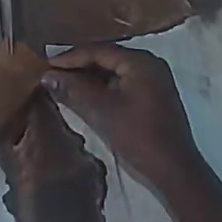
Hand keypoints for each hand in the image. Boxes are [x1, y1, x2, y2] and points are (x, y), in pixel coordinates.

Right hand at [43, 44, 200, 187]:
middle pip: (108, 58)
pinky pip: (124, 83)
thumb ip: (74, 90)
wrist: (175, 170)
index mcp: (140, 61)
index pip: (99, 51)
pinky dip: (105, 87)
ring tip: (65, 81)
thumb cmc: (138, 135)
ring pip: (116, 71)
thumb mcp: (102, 111)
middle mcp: (149, 64)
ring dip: (91, 77)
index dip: (71, 57)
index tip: (47, 63)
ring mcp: (155, 80)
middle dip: (80, 65)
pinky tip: (88, 94)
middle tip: (54, 70)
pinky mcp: (155, 96)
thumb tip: (48, 76)